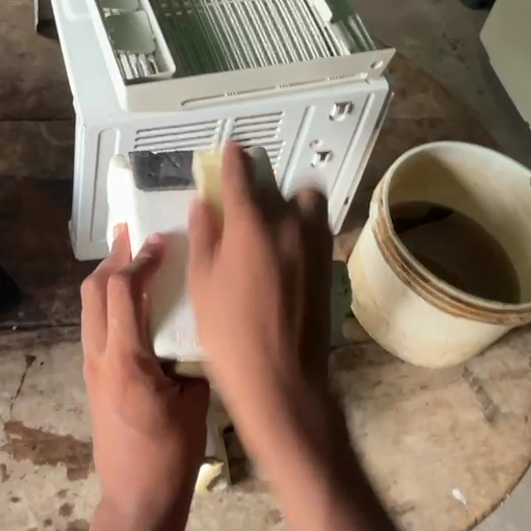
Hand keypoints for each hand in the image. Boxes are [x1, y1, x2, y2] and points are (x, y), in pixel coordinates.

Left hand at [80, 227, 210, 527]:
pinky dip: (108, 303)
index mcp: (126, 360)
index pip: (122, 292)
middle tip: (133, 235)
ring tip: (131, 259)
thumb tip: (194, 333)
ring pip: (88, 308)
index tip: (159, 240)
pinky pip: (94, 327)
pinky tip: (131, 303)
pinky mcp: (92, 380)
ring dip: (106, 278)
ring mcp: (91, 368)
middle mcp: (99, 357)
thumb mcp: (194, 405)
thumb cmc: (169, 457)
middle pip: (92, 291)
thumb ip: (191, 362)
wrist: (134, 502)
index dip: (139, 261)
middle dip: (112, 259)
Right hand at [186, 143, 334, 429]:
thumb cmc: (230, 335)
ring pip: (306, 201)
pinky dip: (303, 224)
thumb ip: (204, 236)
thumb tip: (203, 204)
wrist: (284, 380)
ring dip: (289, 200)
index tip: (230, 150)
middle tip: (243, 201)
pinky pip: (317, 226)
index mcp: (251, 225)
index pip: (241, 175)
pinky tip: (285, 248)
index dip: (233, 159)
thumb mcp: (201, 284)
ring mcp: (314, 243)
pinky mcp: (329, 263)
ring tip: (271, 222)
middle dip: (258, 185)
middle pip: (276, 185)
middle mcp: (288, 224)